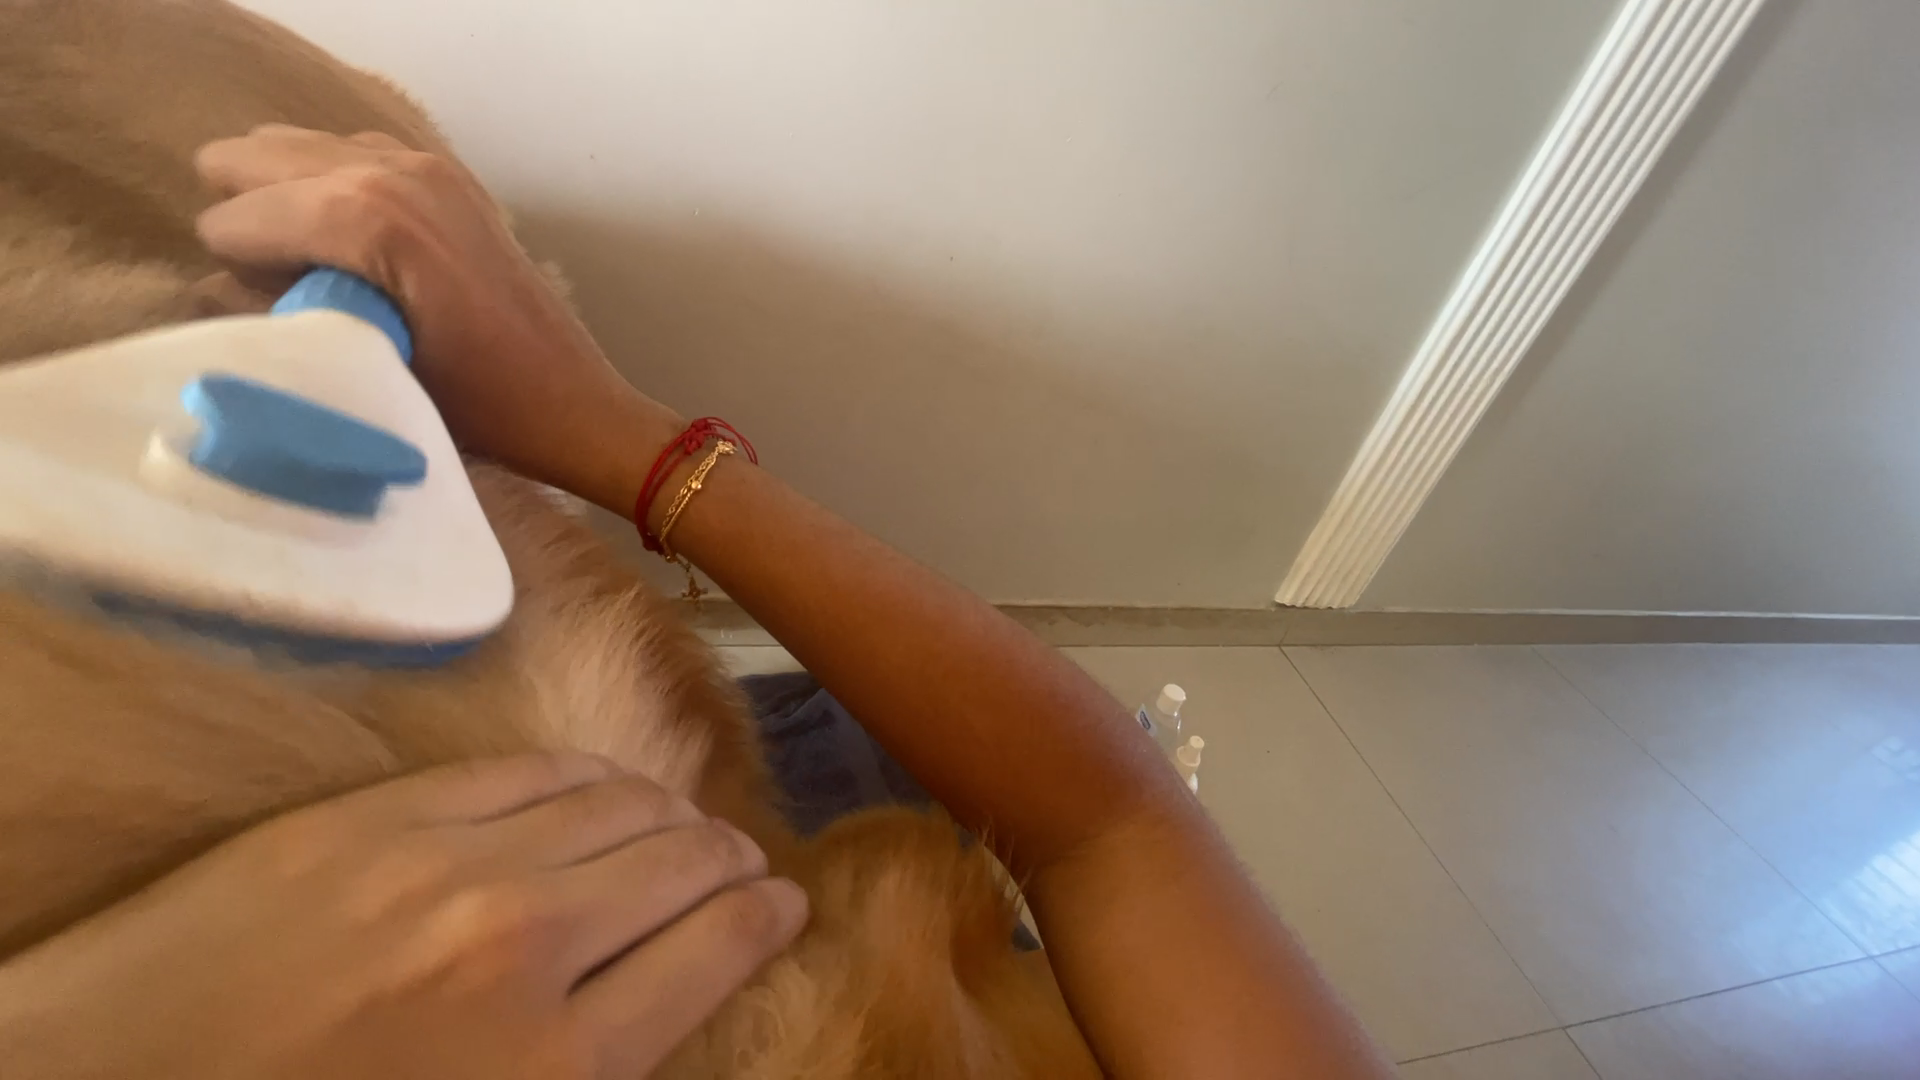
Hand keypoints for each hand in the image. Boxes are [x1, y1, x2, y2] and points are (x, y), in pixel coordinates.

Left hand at [0, 753, 806, 1078]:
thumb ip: (598, 1065)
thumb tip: (675, 992)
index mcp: (550, 1069)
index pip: (719, 949)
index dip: (770, 917)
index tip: (789, 902)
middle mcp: (522, 948)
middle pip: (685, 866)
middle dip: (736, 863)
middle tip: (746, 867)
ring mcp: (447, 869)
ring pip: (626, 806)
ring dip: (678, 817)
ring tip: (689, 828)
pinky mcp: (381, 819)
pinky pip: (540, 773)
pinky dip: (599, 780)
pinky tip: (614, 789)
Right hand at [193, 125, 682, 513]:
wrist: (578, 408)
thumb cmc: (484, 407)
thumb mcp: (373, 366)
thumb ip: (283, 316)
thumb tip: (217, 288)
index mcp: (364, 215)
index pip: (230, 219)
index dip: (247, 276)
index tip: (307, 319)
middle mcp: (392, 170)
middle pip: (248, 161)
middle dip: (260, 223)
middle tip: (313, 291)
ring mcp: (431, 169)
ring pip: (298, 151)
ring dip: (299, 204)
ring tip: (348, 275)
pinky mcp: (459, 184)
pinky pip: (361, 161)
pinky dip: (349, 194)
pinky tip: (382, 255)